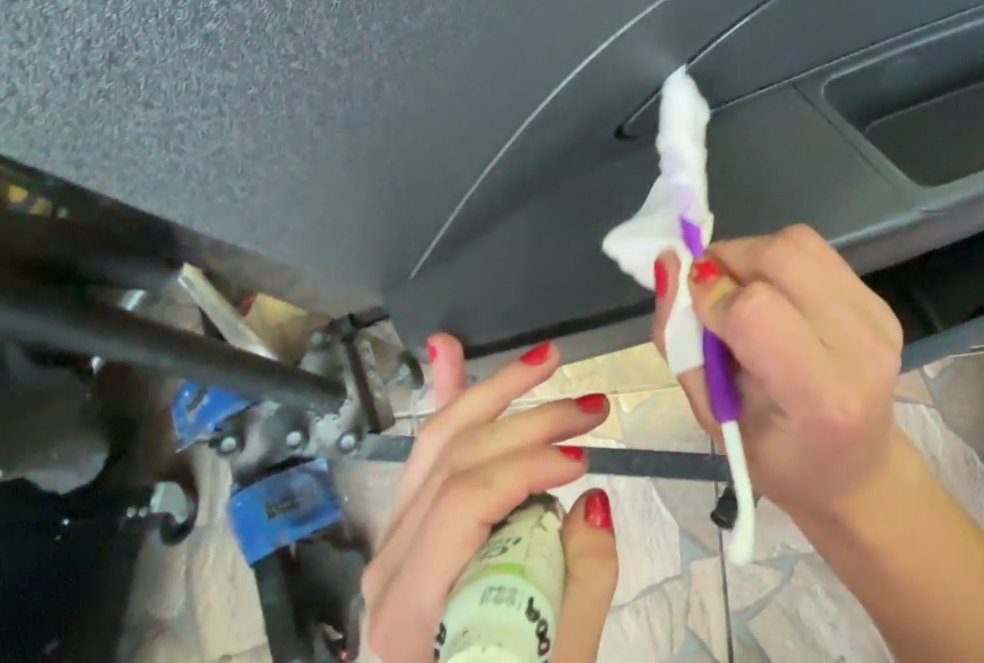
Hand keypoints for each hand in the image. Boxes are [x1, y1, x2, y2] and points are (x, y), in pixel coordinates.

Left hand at [360, 335, 618, 662]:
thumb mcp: (562, 659)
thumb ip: (582, 583)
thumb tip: (591, 502)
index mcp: (414, 603)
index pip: (467, 500)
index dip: (529, 464)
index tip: (587, 459)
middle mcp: (390, 564)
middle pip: (454, 460)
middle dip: (529, 420)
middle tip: (593, 405)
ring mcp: (394, 544)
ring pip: (437, 445)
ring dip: (495, 393)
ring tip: (547, 356)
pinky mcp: (409, 533)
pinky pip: (428, 458)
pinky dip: (450, 403)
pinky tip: (448, 351)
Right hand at [654, 226, 906, 522]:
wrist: (856, 472)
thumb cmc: (777, 457)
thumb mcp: (712, 418)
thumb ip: (681, 342)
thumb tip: (668, 263)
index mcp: (820, 395)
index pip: (755, 309)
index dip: (713, 298)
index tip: (696, 311)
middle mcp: (859, 347)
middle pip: (781, 257)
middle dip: (731, 261)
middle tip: (712, 290)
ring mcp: (877, 318)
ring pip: (800, 243)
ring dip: (755, 256)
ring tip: (743, 292)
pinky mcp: (880, 303)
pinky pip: (818, 254)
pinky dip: (782, 263)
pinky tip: (778, 298)